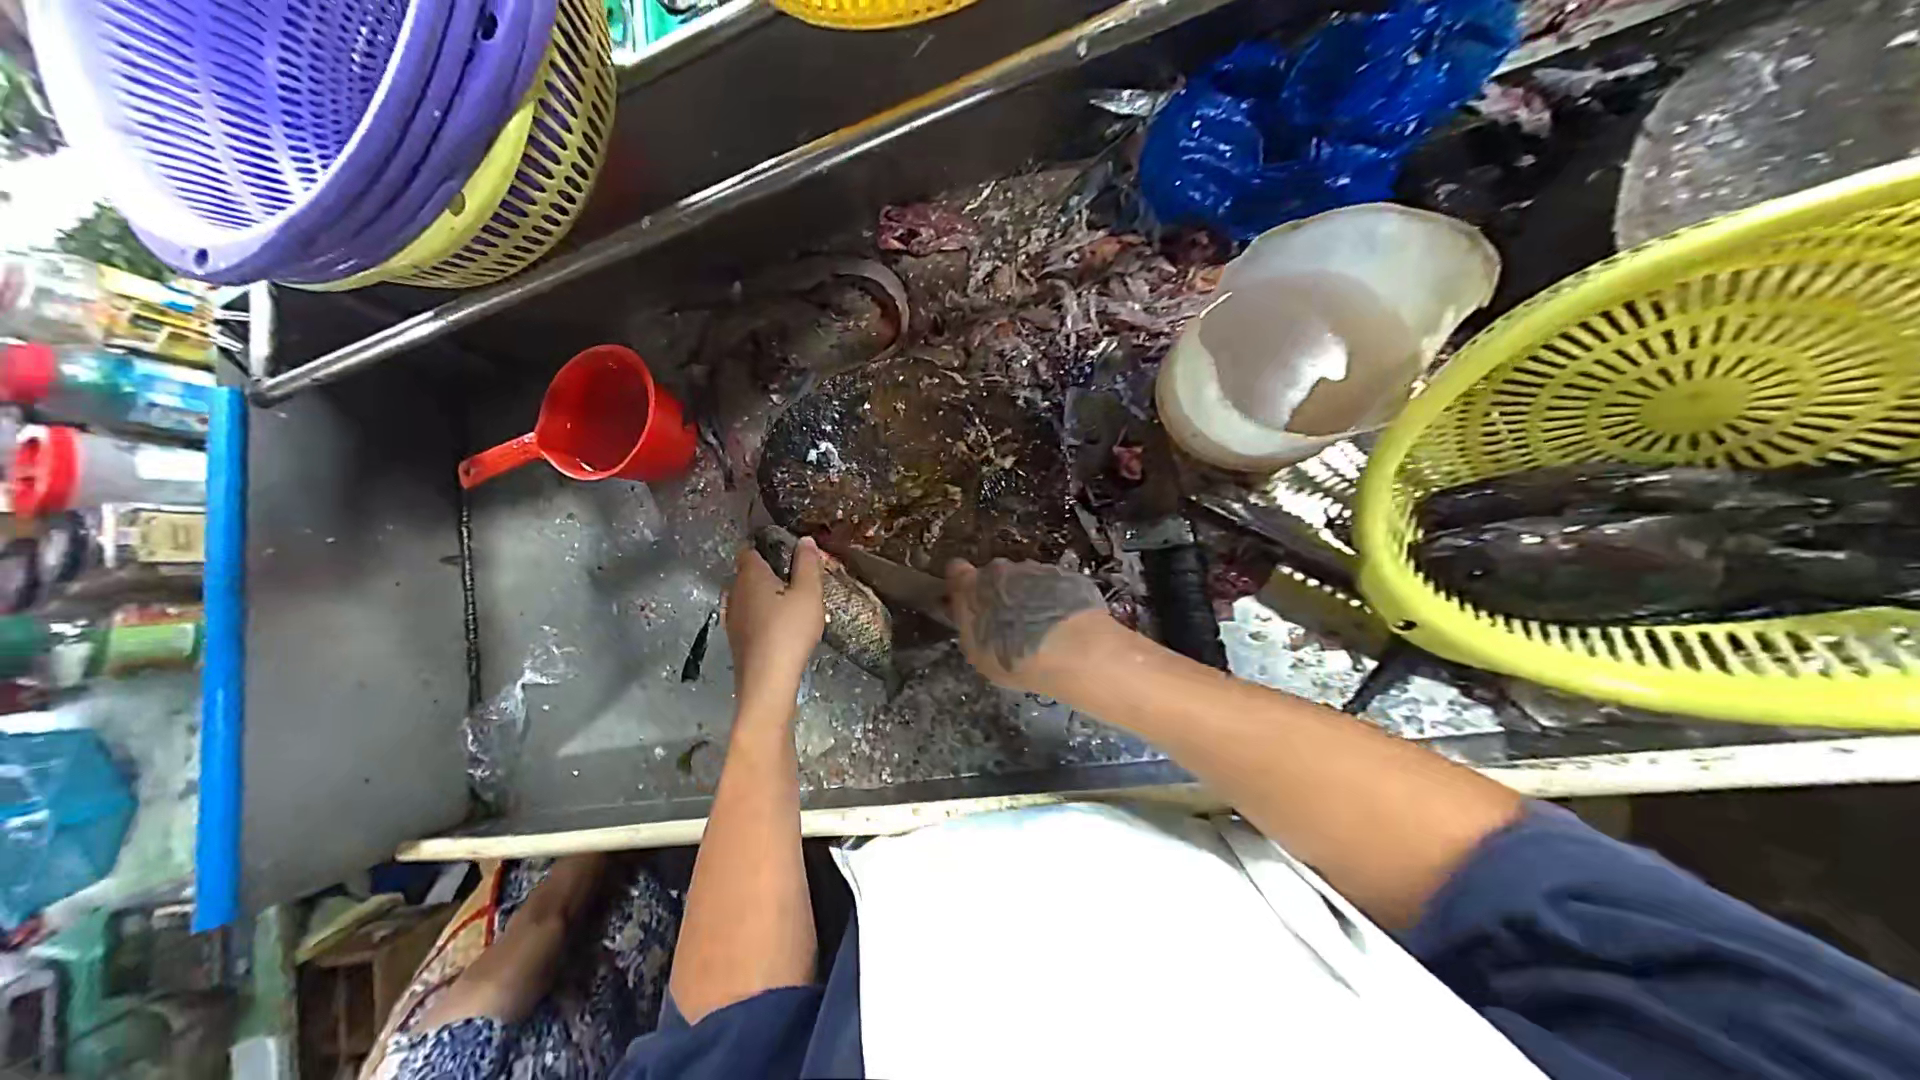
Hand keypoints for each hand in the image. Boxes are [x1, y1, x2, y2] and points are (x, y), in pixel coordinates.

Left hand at [727, 539, 825, 712]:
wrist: (767, 680)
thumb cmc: (789, 631)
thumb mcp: (809, 594)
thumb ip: (807, 564)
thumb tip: (805, 540)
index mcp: (750, 575)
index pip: (749, 550)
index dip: (765, 547)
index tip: (787, 552)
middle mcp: (734, 591)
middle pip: (748, 573)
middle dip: (768, 572)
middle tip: (796, 579)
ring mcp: (732, 616)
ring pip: (747, 596)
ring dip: (765, 596)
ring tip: (791, 603)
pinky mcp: (735, 638)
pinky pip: (748, 616)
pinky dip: (761, 615)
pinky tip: (779, 626)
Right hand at [945, 558, 1113, 694]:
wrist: (1070, 649)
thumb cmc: (1012, 656)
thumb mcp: (977, 652)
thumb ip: (968, 626)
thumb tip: (965, 616)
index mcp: (972, 586)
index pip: (956, 571)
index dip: (962, 584)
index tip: (967, 599)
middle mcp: (1000, 570)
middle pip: (993, 576)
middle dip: (998, 593)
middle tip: (1008, 621)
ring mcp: (1034, 569)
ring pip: (1024, 578)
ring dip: (1028, 596)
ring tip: (1040, 627)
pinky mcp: (1064, 575)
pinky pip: (1052, 585)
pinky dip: (1053, 600)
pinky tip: (1061, 624)